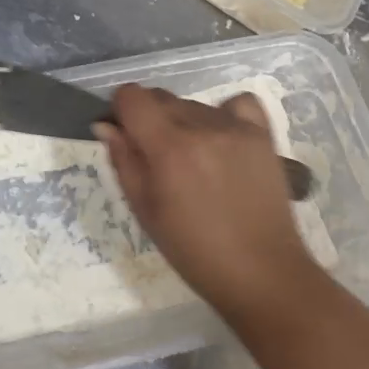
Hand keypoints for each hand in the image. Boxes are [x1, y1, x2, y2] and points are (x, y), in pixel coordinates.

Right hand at [95, 85, 317, 313]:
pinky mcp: (263, 136)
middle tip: (156, 157)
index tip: (125, 136)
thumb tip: (106, 125)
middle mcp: (202, 128)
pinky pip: (238, 103)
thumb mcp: (144, 210)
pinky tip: (221, 138)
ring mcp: (237, 128)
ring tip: (193, 160)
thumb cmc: (193, 250)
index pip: (131, 96)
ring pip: (192, 103)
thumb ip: (123, 160)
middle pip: (160, 97)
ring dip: (182, 122)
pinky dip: (224, 113)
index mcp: (168, 148)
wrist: (261, 273)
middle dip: (148, 118)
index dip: (120, 111)